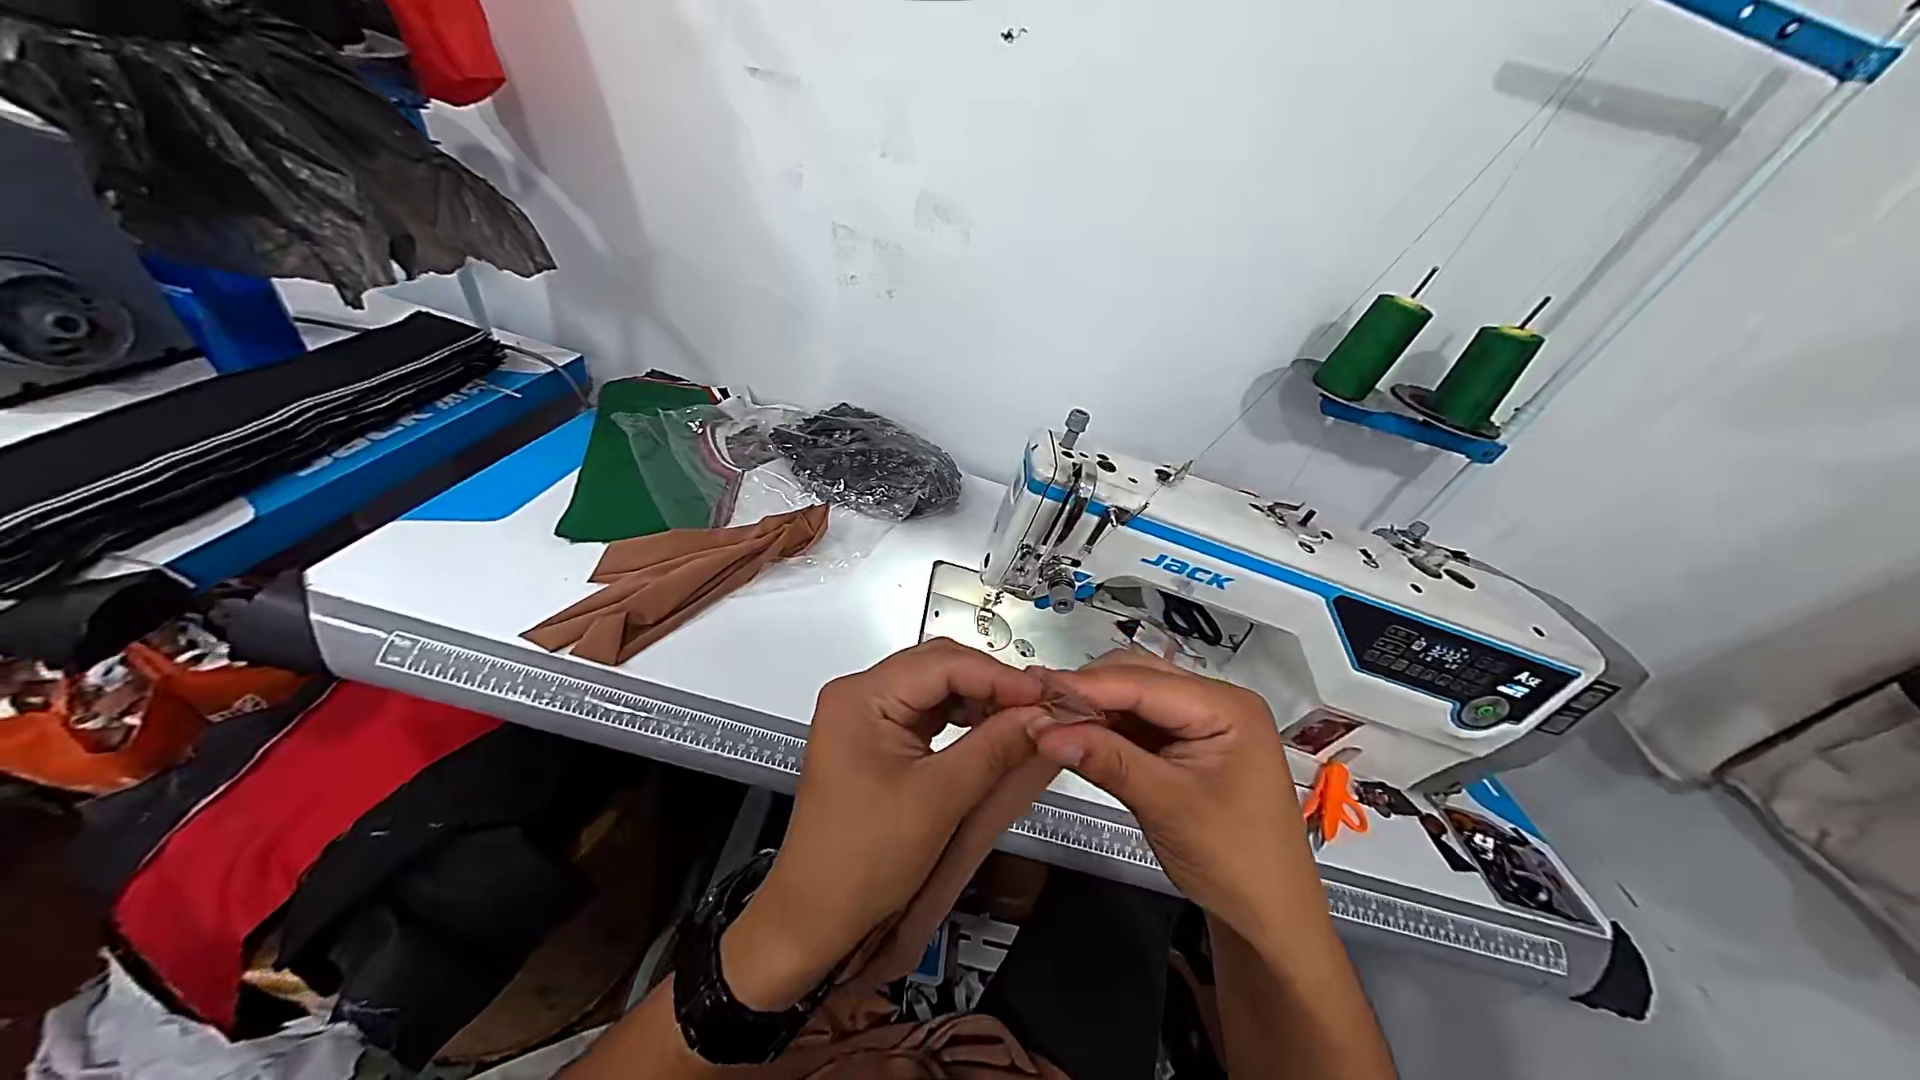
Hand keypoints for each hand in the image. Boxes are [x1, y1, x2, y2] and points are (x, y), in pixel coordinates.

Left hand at [721, 640, 1044, 1007]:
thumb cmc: (855, 863)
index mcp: (859, 698)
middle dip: (992, 684)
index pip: (943, 664)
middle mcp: (858, 697)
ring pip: (938, 688)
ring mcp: (866, 717)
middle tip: (1038, 706)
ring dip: (981, 701)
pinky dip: (965, 720)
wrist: (819, 916)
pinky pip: (931, 713)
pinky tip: (993, 733)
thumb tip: (1039, 718)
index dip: (998, 678)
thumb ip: (995, 749)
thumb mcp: (939, 799)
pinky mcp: (878, 739)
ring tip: (1022, 720)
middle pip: (940, 667)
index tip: (1040, 697)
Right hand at [1033, 651, 1318, 937]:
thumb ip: (1106, 760)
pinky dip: (1107, 727)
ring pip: (1134, 698)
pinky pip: (1139, 722)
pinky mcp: (1188, 743)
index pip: (1144, 683)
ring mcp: (1202, 722)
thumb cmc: (1235, 861)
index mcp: (1228, 708)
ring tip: (1048, 716)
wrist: (1270, 916)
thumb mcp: (1166, 806)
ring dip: (1093, 708)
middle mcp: (1217, 703)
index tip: (1036, 688)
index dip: (1086, 685)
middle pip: (1139, 679)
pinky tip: (1076, 733)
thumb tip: (1045, 731)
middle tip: (1036, 702)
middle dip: (1088, 691)